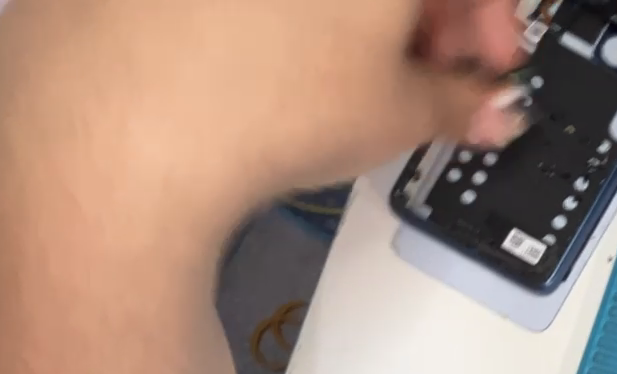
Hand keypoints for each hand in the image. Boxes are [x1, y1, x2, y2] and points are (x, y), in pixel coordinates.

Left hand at [0, 0, 526, 241]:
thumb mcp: (402, 113)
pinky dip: (307, 14)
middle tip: (442, 77)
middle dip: (437, 21)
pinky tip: (308, 60)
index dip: (493, 20)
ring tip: (375, 79)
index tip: (495, 64)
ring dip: (376, 20)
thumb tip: (492, 107)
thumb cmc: (260, 101)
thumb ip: (466, 103)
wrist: (121, 116)